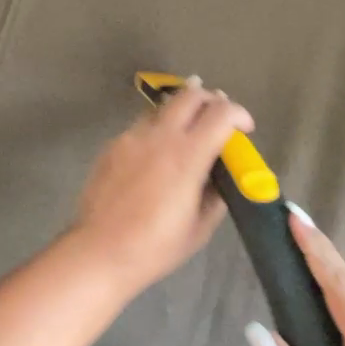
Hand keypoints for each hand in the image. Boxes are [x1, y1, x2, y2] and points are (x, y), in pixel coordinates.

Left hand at [66, 77, 251, 289]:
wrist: (99, 251)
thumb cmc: (155, 247)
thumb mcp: (199, 227)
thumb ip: (215, 194)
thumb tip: (222, 176)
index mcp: (187, 156)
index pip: (220, 113)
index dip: (239, 113)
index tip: (245, 128)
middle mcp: (160, 136)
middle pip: (190, 95)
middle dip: (210, 99)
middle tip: (218, 115)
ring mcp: (132, 137)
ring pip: (162, 106)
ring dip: (182, 110)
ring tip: (189, 128)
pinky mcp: (113, 145)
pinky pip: (141, 125)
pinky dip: (158, 128)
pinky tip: (158, 151)